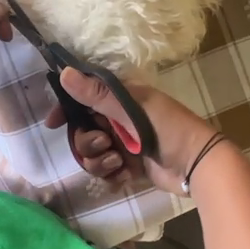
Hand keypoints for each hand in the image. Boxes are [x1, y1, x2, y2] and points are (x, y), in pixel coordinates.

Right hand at [46, 68, 229, 195]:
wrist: (197, 165)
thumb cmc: (168, 128)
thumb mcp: (131, 110)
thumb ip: (97, 95)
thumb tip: (64, 73)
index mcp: (120, 100)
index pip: (83, 100)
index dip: (66, 111)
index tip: (53, 124)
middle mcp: (119, 121)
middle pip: (83, 133)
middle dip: (87, 144)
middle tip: (103, 144)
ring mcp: (124, 144)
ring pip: (92, 156)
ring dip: (100, 162)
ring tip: (119, 163)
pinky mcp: (129, 166)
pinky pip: (106, 172)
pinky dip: (113, 175)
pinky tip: (126, 175)